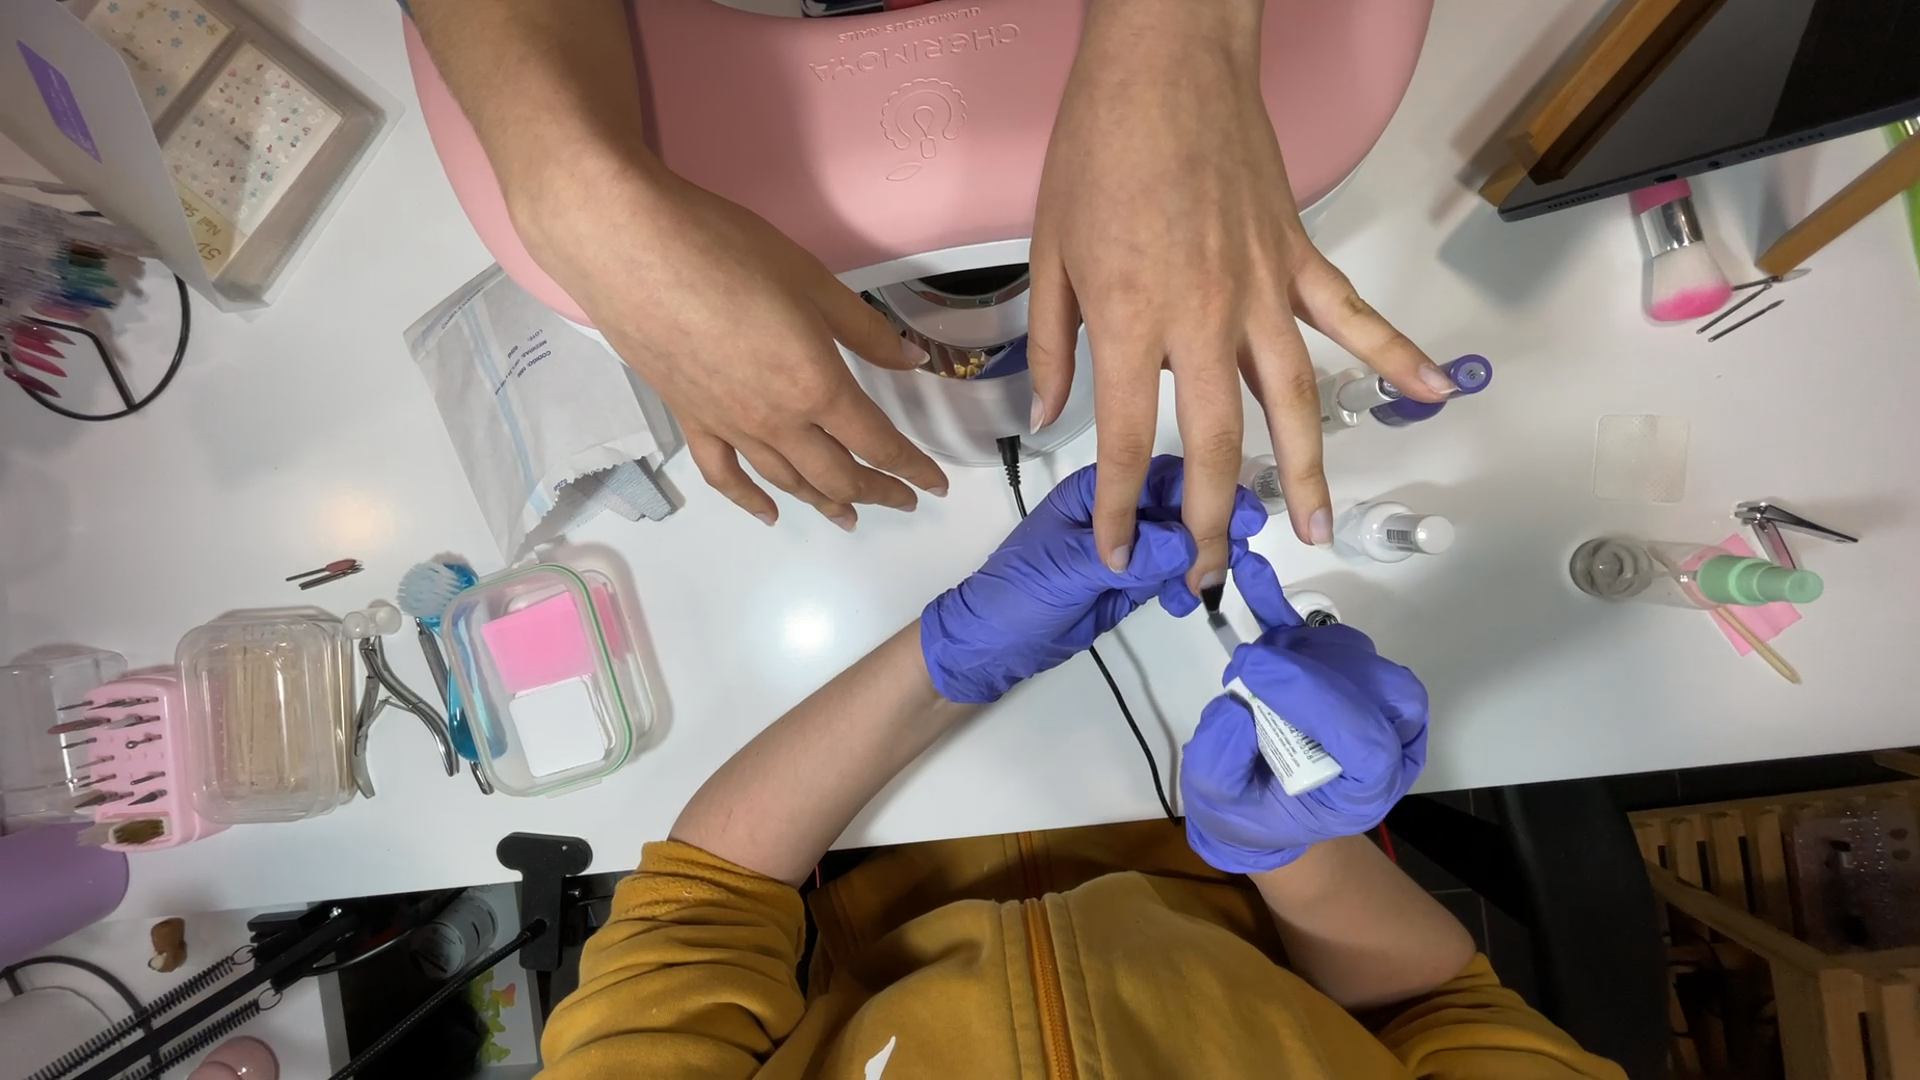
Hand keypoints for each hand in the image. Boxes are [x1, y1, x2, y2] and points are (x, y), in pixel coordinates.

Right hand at [516, 164, 948, 530]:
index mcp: (818, 388)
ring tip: (848, 518)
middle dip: (878, 491)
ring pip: (788, 482)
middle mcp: (778, 423)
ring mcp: (731, 428)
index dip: (913, 468)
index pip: (879, 444)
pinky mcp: (691, 422)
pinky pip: (726, 476)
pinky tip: (768, 514)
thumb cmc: (729, 253)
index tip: (935, 486)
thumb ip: (867, 332)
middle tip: (901, 501)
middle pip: (838, 475)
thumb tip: (914, 362)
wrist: (627, 246)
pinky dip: (751, 501)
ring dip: (825, 503)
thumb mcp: (815, 284)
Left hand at [922, 455, 1265, 703]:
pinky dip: (1186, 584)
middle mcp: (1117, 513)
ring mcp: (1128, 548)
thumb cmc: (1017, 595)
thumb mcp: (1067, 571)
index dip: (1201, 490)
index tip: (1238, 512)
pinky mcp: (1132, 581)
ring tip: (1213, 582)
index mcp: (1094, 493)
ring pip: (1182, 542)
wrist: (996, 645)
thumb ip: (1126, 557)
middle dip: (1212, 525)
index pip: (1156, 478)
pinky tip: (1187, 600)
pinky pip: (1171, 574)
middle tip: (1243, 548)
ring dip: (1203, 558)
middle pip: (1178, 507)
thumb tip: (1186, 541)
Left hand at [1027, 0, 1448, 588]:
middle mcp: (1201, 321)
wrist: (1164, 61)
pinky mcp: (1297, 256)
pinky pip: (1350, 316)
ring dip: (1301, 470)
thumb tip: (1050, 417)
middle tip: (1209, 572)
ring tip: (1308, 529)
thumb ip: (1053, 347)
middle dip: (1211, 516)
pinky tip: (1425, 393)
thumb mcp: (1048, 255)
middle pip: (1212, 442)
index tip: (1120, 554)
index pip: (1120, 440)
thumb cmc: (1094, 153)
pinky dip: (1392, 355)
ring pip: (1289, 400)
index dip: (1117, 506)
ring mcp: (1260, 290)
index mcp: (1129, 322)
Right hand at [1181, 551, 1428, 873]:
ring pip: (1358, 655)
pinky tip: (1252, 574)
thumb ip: (1224, 757)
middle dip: (1316, 667)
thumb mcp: (1218, 802)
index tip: (1251, 669)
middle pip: (1382, 689)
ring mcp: (1362, 704)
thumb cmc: (1242, 815)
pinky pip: (1318, 633)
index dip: (1316, 697)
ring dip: (1305, 645)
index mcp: (1365, 788)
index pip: (1368, 737)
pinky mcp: (1332, 674)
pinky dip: (1285, 605)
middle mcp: (1382, 744)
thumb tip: (1239, 701)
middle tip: (1253, 665)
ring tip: (1253, 663)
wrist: (1255, 812)